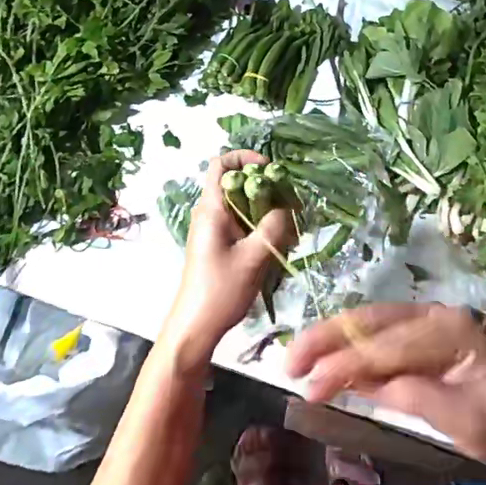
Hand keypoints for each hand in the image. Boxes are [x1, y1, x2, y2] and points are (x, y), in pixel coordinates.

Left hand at [160, 150, 295, 365]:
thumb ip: (273, 228)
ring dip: (266, 213)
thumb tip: (288, 208)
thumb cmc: (220, 290)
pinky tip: (278, 247)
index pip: (220, 165)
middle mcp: (209, 213)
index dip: (244, 158)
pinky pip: (242, 225)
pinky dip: (261, 229)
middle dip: (266, 190)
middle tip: (290, 205)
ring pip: (243, 206)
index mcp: (211, 209)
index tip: (270, 170)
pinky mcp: (219, 245)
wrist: (195, 326)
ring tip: (289, 231)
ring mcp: (213, 230)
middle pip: (237, 184)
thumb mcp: (253, 258)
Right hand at [285, 303, 485, 484]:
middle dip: (326, 339)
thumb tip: (360, 383)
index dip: (345, 363)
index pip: (387, 344)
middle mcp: (432, 314)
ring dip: (329, 341)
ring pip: (365, 324)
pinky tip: (322, 361)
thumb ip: (411, 395)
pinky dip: (345, 349)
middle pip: (369, 321)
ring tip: (297, 359)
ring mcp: (422, 321)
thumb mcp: (463, 421)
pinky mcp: (413, 336)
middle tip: (290, 361)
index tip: (310, 383)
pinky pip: (373, 336)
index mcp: (451, 329)